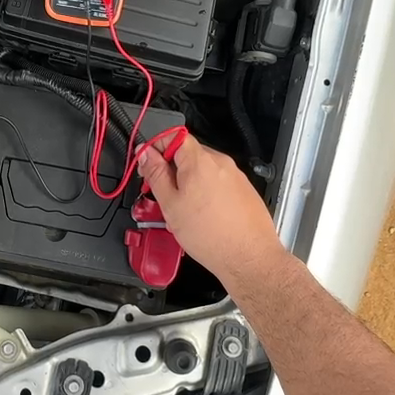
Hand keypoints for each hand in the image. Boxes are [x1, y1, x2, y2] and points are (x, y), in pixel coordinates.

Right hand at [136, 134, 283, 282]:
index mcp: (200, 161)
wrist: (249, 258)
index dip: (155, 147)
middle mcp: (220, 162)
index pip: (173, 135)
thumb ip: (156, 174)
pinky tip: (202, 215)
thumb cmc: (213, 237)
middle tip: (161, 191)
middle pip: (188, 153)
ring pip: (202, 170)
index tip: (147, 163)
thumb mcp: (171, 205)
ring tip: (183, 209)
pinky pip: (218, 182)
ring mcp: (235, 176)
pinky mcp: (244, 190)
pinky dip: (206, 192)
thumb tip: (146, 154)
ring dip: (188, 182)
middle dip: (171, 168)